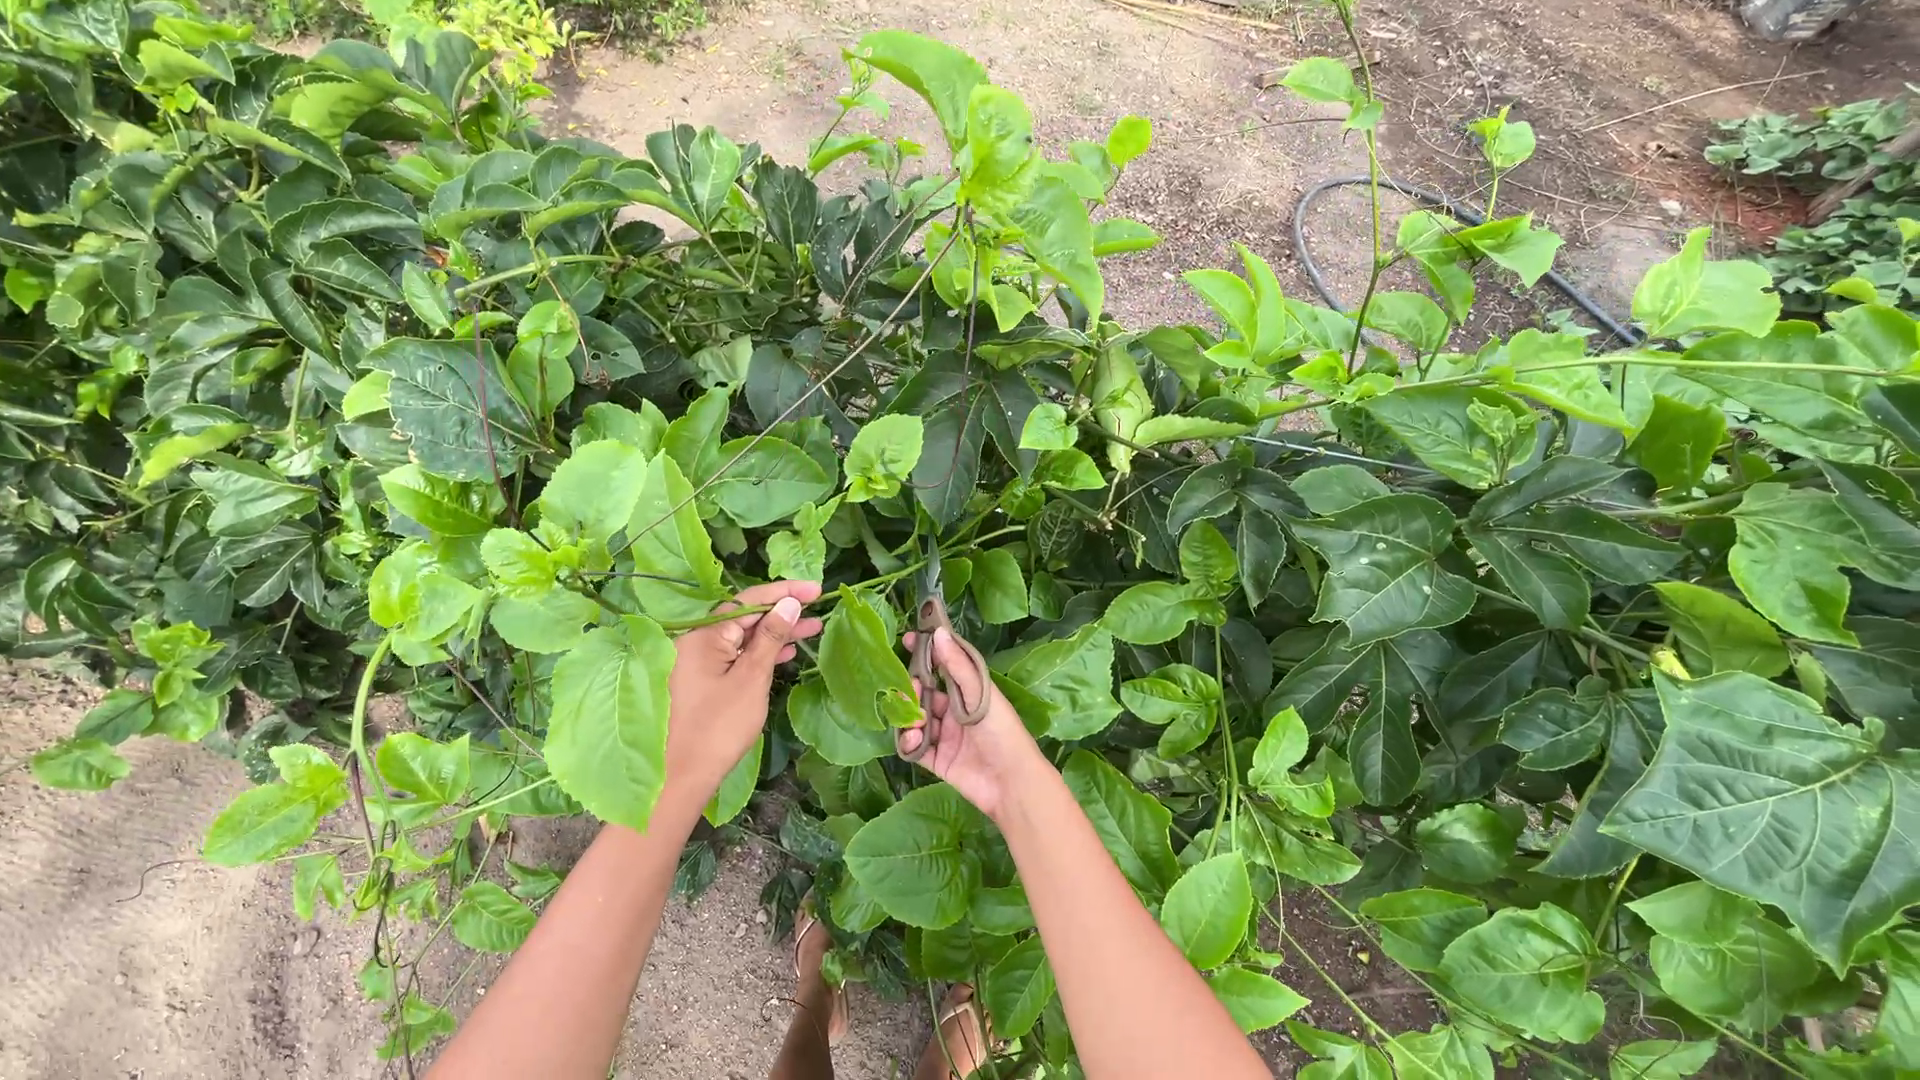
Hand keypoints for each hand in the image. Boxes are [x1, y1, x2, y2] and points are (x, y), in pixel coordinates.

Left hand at [664, 581, 823, 801]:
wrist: (680, 778)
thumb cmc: (717, 727)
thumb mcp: (751, 678)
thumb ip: (771, 637)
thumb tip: (789, 603)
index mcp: (703, 635)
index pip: (749, 600)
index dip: (785, 592)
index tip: (816, 589)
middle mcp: (696, 641)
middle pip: (746, 616)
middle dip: (783, 612)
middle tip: (819, 606)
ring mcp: (697, 662)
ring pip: (743, 637)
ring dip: (776, 633)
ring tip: (812, 629)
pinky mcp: (701, 680)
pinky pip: (735, 655)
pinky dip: (760, 653)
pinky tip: (786, 653)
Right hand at [898, 627, 1046, 821]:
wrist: (1010, 781)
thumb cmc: (1002, 731)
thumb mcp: (980, 693)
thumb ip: (957, 665)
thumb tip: (939, 633)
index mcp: (969, 692)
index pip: (944, 666)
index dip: (926, 654)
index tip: (908, 640)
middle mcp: (955, 711)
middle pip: (924, 694)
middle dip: (912, 689)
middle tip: (910, 690)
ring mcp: (945, 736)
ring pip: (916, 719)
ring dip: (909, 716)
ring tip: (914, 721)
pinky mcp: (937, 760)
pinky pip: (914, 747)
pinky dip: (909, 742)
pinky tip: (914, 739)